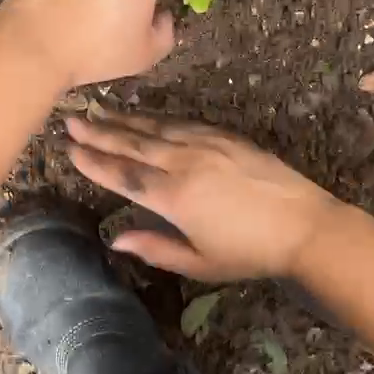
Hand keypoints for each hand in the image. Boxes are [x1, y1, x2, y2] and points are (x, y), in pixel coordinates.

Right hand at [66, 112, 340, 280]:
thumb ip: (156, 248)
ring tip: (96, 111)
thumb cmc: (250, 252)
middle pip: (132, 144)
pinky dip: (155, 117)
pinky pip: (180, 122)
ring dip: (122, 119)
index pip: (124, 175)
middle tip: (70, 120)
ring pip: (154, 127)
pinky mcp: (222, 135)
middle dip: (98, 132)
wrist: (303, 225)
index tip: (70, 151)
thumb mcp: (200, 263)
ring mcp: (204, 144)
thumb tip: (115, 238)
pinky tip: (141, 114)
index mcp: (175, 198)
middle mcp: (184, 163)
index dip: (94, 162)